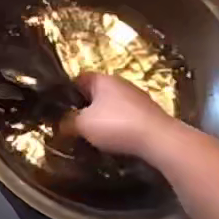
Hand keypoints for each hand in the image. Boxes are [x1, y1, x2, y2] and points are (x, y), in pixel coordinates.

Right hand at [66, 73, 183, 158]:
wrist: (158, 138)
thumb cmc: (116, 125)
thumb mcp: (83, 125)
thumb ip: (68, 122)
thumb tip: (61, 123)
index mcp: (102, 79)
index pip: (78, 79)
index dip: (66, 92)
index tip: (60, 109)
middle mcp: (120, 82)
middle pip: (96, 92)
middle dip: (85, 107)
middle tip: (74, 124)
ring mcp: (137, 97)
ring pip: (112, 104)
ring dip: (103, 117)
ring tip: (93, 135)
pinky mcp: (148, 113)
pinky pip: (126, 116)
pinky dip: (119, 125)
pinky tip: (115, 139)